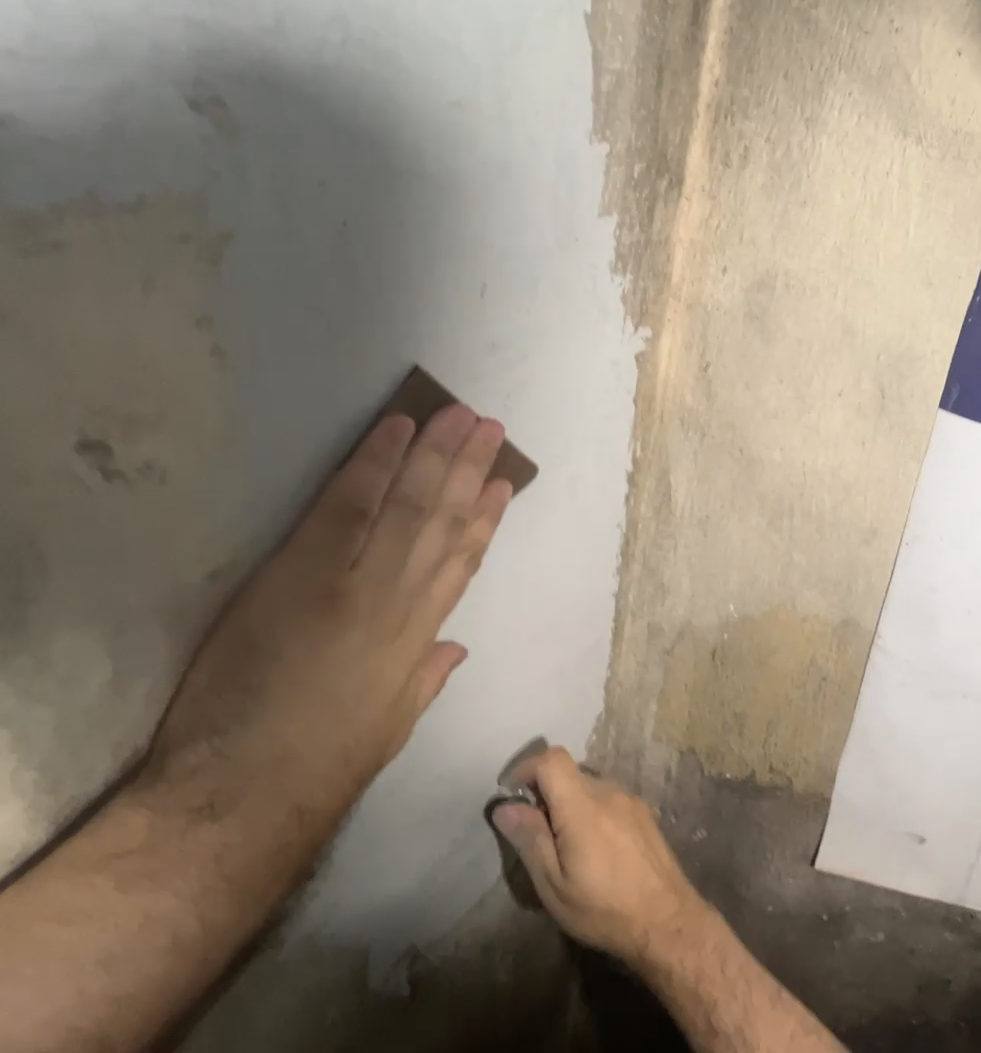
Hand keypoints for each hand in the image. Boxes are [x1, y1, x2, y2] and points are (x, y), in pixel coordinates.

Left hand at [144, 405, 514, 806]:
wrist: (253, 787)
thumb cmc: (325, 761)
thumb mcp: (394, 722)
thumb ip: (428, 676)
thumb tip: (455, 648)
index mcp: (420, 634)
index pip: (463, 562)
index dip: (487, 520)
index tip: (504, 485)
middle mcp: (402, 600)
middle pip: (443, 521)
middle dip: (468, 469)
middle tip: (488, 427)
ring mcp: (356, 583)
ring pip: (410, 506)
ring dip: (436, 456)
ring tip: (457, 416)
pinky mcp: (303, 575)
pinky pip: (347, 508)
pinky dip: (373, 466)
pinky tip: (395, 433)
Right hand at [488, 747, 708, 965]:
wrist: (664, 918)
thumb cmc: (601, 907)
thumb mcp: (552, 883)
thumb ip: (530, 839)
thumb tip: (504, 806)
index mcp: (584, 806)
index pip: (553, 759)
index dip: (525, 768)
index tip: (509, 795)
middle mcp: (612, 793)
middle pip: (571, 773)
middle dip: (544, 793)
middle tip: (532, 833)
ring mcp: (633, 802)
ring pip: (590, 786)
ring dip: (568, 804)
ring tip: (561, 847)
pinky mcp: (645, 814)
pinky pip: (609, 799)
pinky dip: (590, 811)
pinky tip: (591, 848)